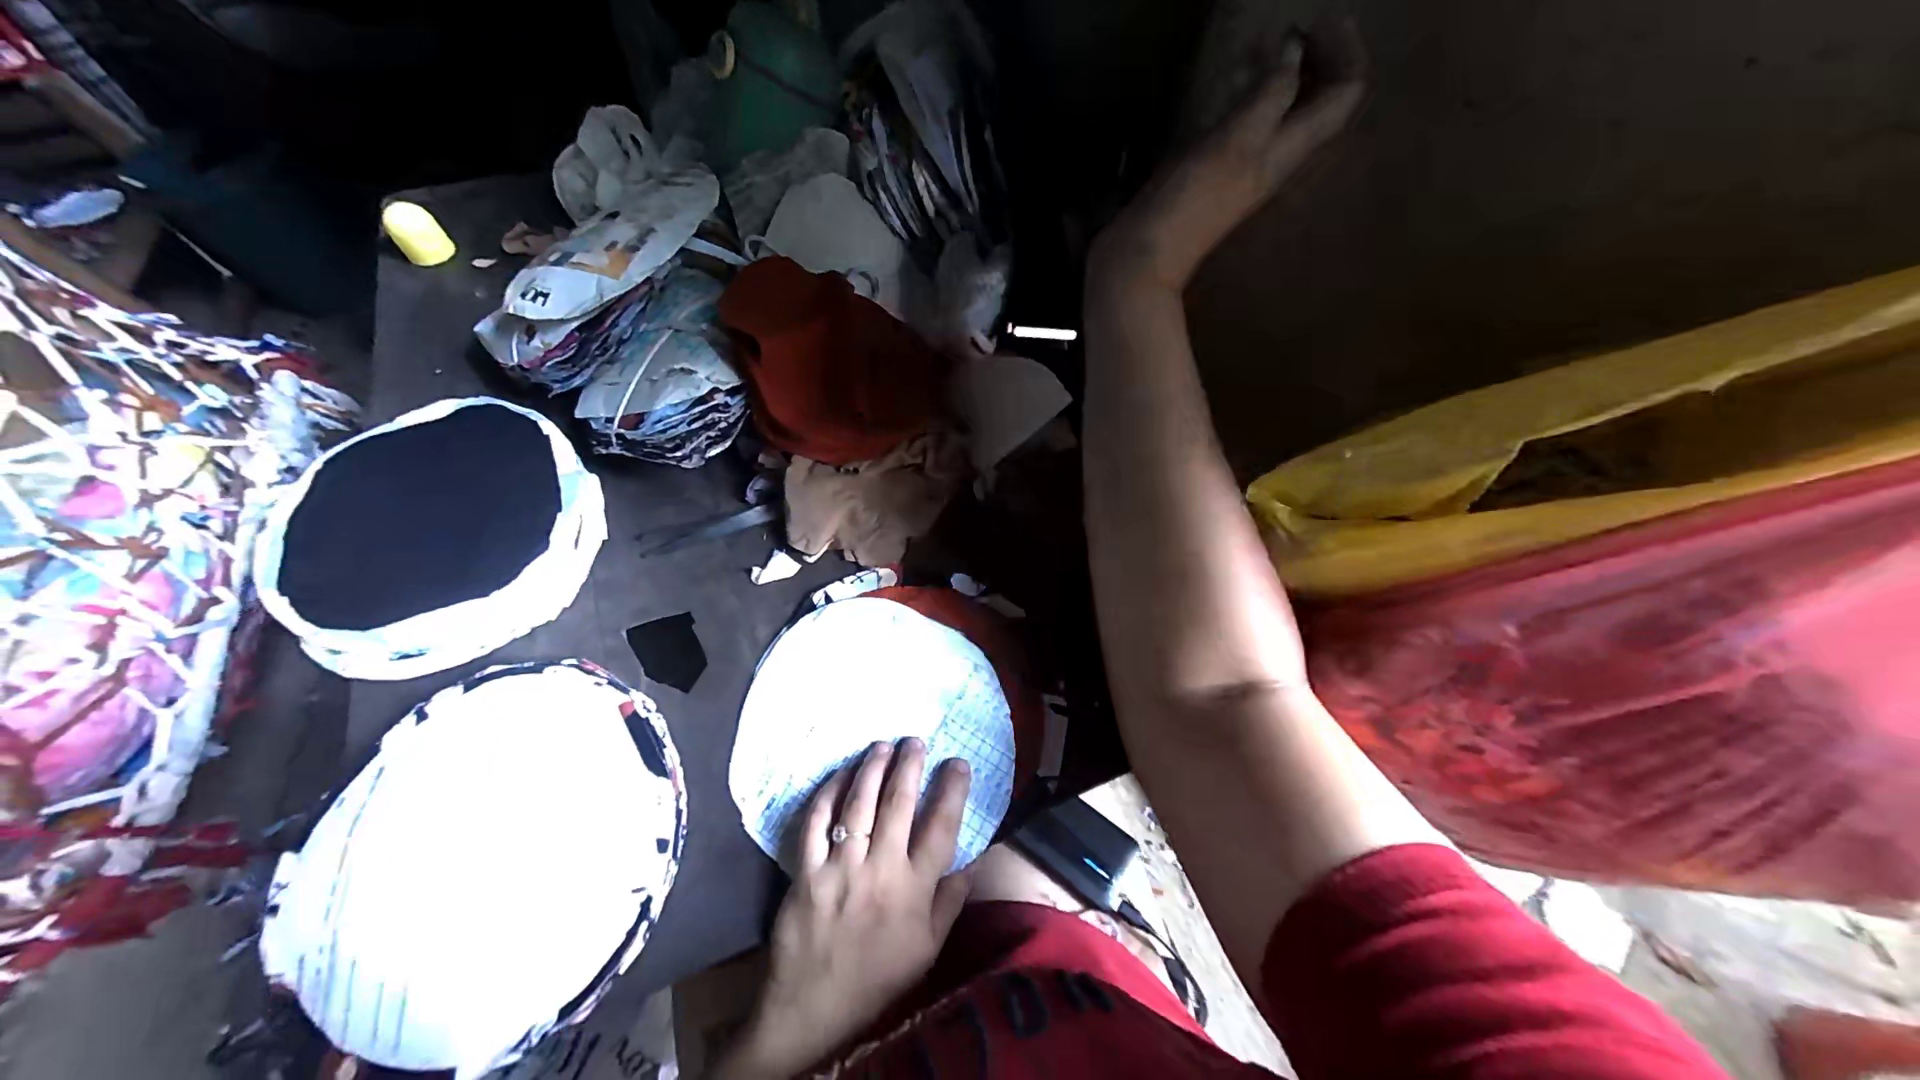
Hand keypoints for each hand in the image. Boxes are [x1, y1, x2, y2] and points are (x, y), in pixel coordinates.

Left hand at [716, 739, 973, 1078]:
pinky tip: (840, 774)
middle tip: (915, 740)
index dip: (952, 791)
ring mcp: (840, 868)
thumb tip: (972, 859)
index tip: (957, 763)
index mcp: (914, 890)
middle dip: (909, 766)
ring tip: (882, 745)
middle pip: (898, 805)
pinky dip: (828, 793)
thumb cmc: (878, 975)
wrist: (814, 1005)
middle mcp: (880, 871)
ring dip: (872, 769)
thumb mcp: (928, 948)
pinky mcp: (806, 871)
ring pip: (859, 805)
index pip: (941, 828)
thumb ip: (951, 901)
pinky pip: (816, 822)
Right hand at [1089, 21, 1367, 294]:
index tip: (1324, 16)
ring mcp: (1245, 168)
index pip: (1344, 96)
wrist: (1145, 257)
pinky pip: (1249, 126)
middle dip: (1321, 60)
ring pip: (1284, 114)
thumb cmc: (1191, 202)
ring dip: (1286, 76)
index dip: (1346, 51)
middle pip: (1319, 105)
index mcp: (1290, 151)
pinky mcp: (1215, 175)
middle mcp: (1276, 159)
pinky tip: (1231, 86)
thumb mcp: (1236, 142)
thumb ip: (1271, 96)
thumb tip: (1295, 53)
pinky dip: (1251, 97)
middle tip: (1303, 24)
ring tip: (1270, 44)